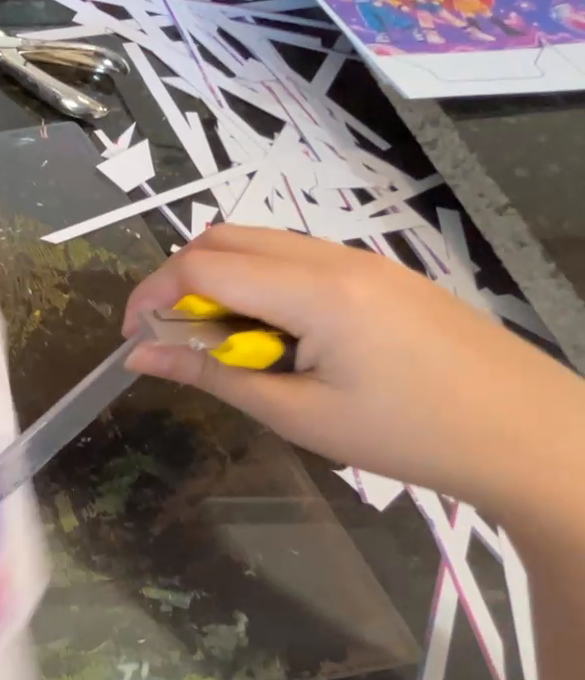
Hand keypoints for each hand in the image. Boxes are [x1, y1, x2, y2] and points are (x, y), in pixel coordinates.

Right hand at [121, 225, 584, 510]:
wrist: (543, 441)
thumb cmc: (411, 435)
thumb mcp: (296, 414)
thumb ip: (209, 374)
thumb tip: (137, 356)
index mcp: (316, 293)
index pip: (200, 267)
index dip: (152, 296)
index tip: (136, 339)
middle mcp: (336, 260)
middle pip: (221, 239)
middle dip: (176, 280)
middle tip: (172, 334)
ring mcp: (364, 262)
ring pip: (255, 241)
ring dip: (215, 277)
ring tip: (219, 337)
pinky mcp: (381, 274)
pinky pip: (292, 256)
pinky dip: (254, 280)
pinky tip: (270, 331)